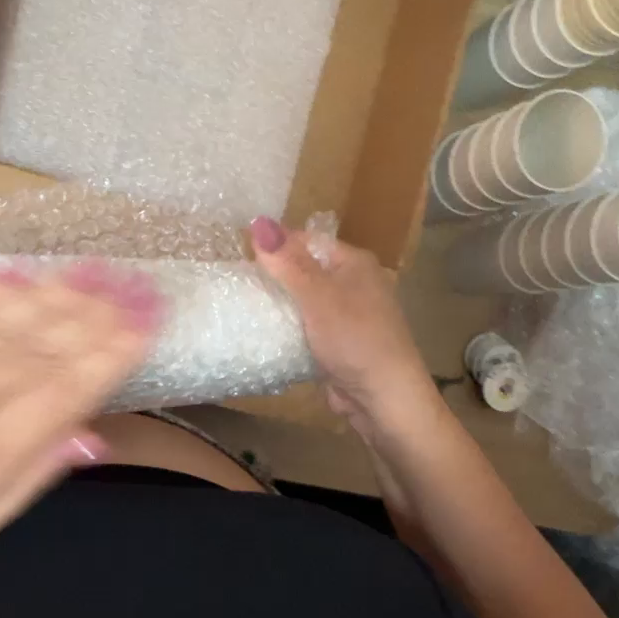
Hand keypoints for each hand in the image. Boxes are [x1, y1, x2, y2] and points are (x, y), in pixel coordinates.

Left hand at [0, 261, 161, 617]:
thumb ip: (27, 480)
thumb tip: (90, 432)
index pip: (61, 389)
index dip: (109, 353)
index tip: (146, 323)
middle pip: (35, 346)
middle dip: (92, 315)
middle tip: (134, 287)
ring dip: (50, 294)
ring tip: (93, 273)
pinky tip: (21, 274)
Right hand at [249, 217, 440, 435]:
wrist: (382, 395)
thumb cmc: (353, 338)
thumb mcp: (317, 296)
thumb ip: (287, 262)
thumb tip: (257, 222)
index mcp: (354, 263)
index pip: (307, 241)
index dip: (275, 246)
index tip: (240, 258)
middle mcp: (354, 284)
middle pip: (304, 271)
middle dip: (273, 278)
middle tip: (236, 285)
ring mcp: (347, 316)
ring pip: (303, 302)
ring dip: (278, 307)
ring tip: (242, 308)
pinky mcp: (337, 344)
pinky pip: (305, 329)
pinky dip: (287, 331)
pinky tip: (264, 336)